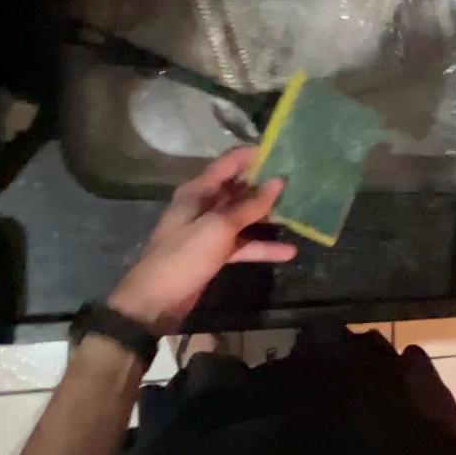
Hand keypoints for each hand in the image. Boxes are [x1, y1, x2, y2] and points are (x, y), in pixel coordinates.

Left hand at [107, 146, 295, 330]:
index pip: (230, 162)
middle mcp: (204, 205)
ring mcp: (210, 229)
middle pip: (240, 188)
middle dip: (267, 184)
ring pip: (244, 216)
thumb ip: (250, 206)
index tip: (285, 153)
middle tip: (300, 180)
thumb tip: (278, 182)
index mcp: (198, 191)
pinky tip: (288, 251)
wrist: (155, 301)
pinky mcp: (215, 252)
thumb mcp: (219, 228)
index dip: (255, 155)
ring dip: (268, 216)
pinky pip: (243, 243)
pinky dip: (262, 246)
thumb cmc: (183, 256)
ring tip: (300, 211)